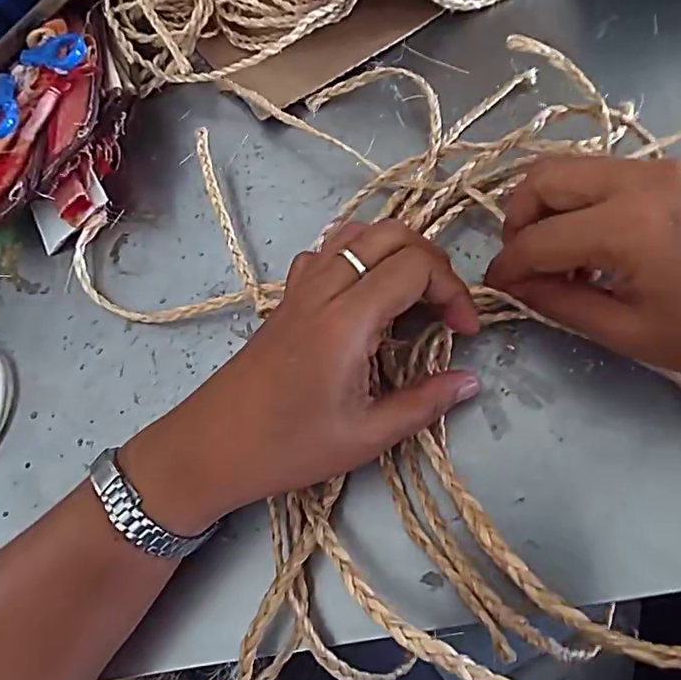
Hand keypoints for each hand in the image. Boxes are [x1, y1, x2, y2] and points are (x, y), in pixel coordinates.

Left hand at [119, 220, 482, 535]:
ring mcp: (301, 287)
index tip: (464, 331)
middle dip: (433, 263)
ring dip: (398, 252)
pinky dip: (360, 256)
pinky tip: (366, 295)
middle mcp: (324, 288)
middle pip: (392, 233)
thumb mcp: (366, 436)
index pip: (416, 266)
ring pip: (358, 232)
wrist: (210, 447)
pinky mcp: (288, 295)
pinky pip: (328, 250)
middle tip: (445, 309)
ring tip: (413, 297)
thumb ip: (424, 404)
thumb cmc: (288, 447)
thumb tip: (471, 381)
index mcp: (347, 319)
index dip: (453, 290)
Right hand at [483, 157, 680, 392]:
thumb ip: (563, 304)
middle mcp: (640, 178)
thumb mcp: (632, 332)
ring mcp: (663, 166)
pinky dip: (585, 202)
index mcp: (627, 224)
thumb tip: (517, 287)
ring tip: (566, 260)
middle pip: (545, 176)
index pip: (539, 237)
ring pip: (575, 167)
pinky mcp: (679, 170)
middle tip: (525, 262)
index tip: (497, 286)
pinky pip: (608, 174)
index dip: (508, 264)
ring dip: (552, 207)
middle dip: (518, 218)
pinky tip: (602, 245)